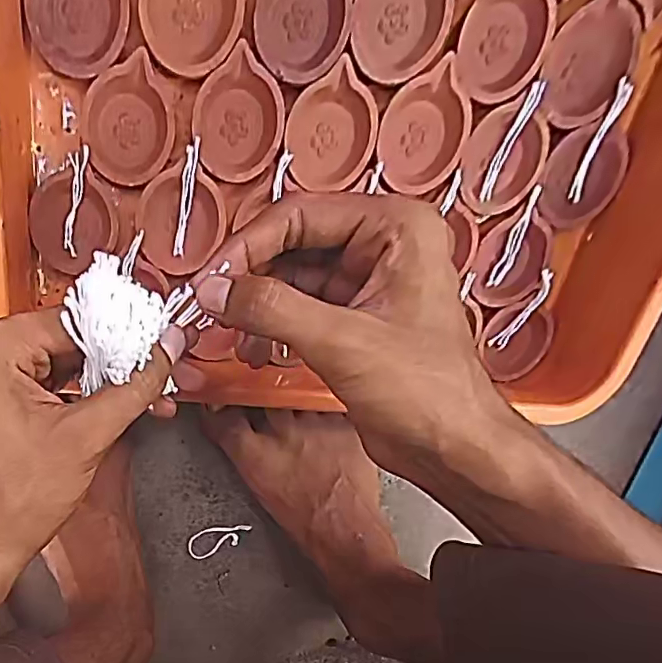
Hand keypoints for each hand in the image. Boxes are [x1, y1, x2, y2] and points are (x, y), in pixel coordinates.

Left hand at [0, 308, 183, 581]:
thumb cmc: (12, 502)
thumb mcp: (86, 436)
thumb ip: (133, 386)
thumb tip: (161, 352)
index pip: (76, 320)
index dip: (125, 336)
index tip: (159, 343)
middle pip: (72, 338)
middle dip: (118, 362)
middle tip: (156, 376)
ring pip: (68, 359)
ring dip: (108, 380)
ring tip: (143, 396)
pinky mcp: (2, 391)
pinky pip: (55, 378)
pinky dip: (87, 392)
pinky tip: (117, 406)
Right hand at [188, 193, 527, 485]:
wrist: (450, 446)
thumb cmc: (430, 393)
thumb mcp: (343, 343)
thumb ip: (273, 310)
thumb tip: (219, 290)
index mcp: (396, 230)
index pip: (301, 216)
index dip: (248, 246)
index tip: (213, 276)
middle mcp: (381, 250)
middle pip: (291, 244)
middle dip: (248, 276)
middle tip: (212, 302)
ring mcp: (365, 287)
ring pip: (290, 279)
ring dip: (255, 304)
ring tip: (230, 330)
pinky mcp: (351, 322)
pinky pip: (297, 309)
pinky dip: (269, 326)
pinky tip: (254, 347)